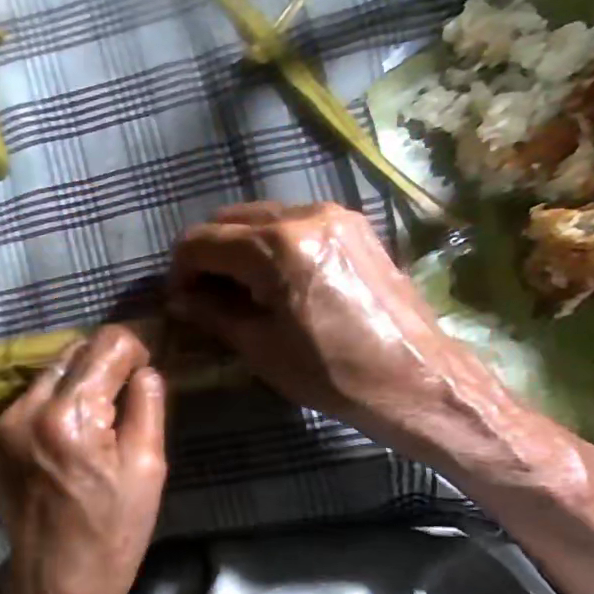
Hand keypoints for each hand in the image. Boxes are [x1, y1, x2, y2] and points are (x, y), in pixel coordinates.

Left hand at [0, 325, 166, 593]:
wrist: (55, 587)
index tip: (145, 371)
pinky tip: (70, 435)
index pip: (105, 344)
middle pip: (74, 351)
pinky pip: (31, 398)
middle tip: (125, 397)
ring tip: (98, 421)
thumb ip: (147, 406)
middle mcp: (27, 409)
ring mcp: (2, 423)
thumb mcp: (148, 469)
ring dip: (78, 382)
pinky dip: (54, 403)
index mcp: (70, 417)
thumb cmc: (112, 535)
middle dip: (104, 364)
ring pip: (50, 372)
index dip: (133, 348)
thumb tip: (143, 369)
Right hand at [166, 201, 528, 470]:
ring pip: (261, 217)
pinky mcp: (354, 226)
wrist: (416, 379)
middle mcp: (305, 215)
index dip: (180, 270)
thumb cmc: (333, 373)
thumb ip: (211, 314)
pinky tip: (274, 280)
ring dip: (238, 248)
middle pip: (229, 219)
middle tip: (203, 295)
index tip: (179, 300)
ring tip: (239, 290)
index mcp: (277, 247)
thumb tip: (177, 301)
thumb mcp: (261, 347)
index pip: (201, 240)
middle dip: (207, 255)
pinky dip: (270, 244)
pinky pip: (293, 222)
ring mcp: (335, 215)